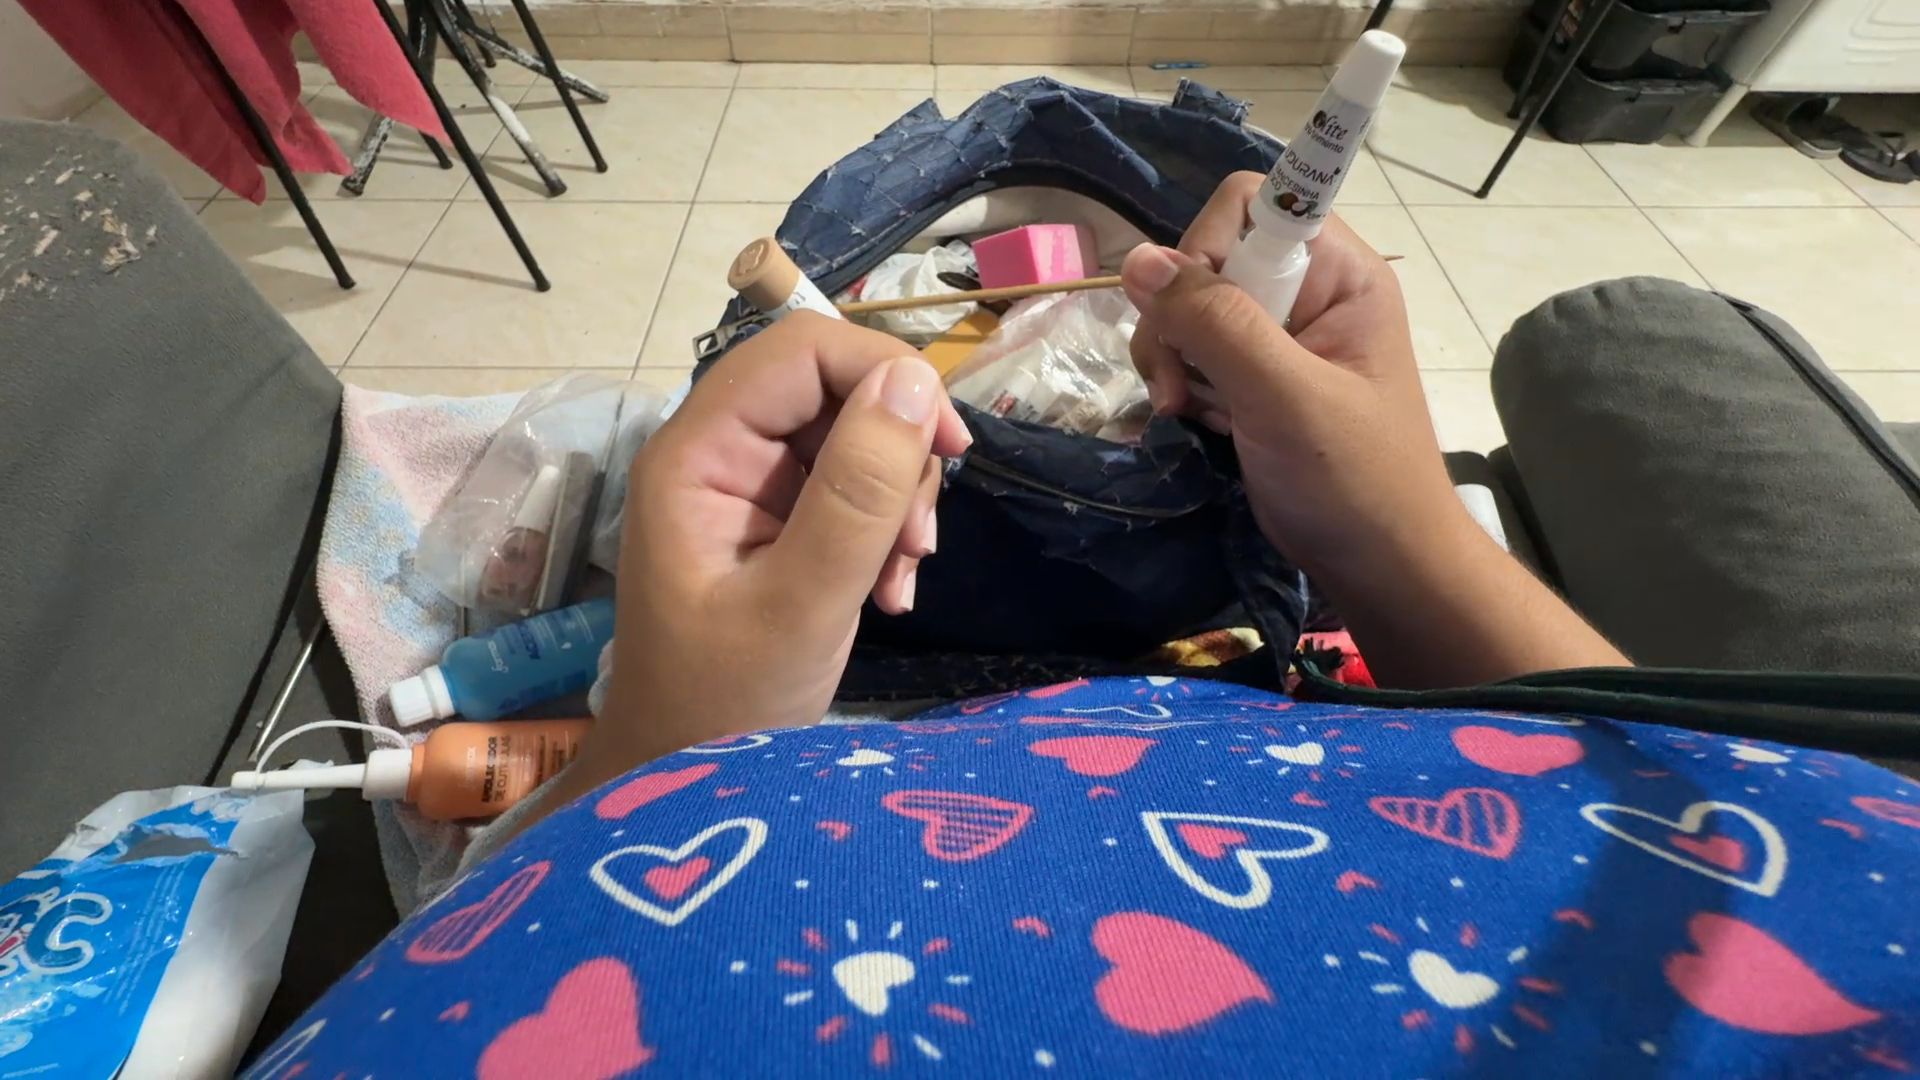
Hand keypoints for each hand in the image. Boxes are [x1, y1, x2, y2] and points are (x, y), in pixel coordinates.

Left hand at [580, 313, 970, 787]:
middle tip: (917, 541)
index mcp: (699, 453)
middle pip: (836, 393)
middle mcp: (724, 451)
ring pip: (857, 440)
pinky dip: (888, 529)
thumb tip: (913, 383)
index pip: (800, 353)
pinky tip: (891, 588)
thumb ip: (855, 494)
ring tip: (901, 575)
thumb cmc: (727, 701)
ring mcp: (754, 486)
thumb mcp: (801, 603)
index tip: (948, 445)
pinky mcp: (784, 518)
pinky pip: (855, 488)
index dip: (884, 373)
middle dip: (897, 457)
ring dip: (899, 500)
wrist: (693, 769)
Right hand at [1122, 173, 1626, 687]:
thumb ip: (1216, 324)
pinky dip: (1177, 386)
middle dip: (1175, 323)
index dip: (1204, 249)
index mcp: (1336, 275)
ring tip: (1181, 411)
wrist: (1375, 560)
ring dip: (1168, 360)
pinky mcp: (1247, 380)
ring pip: (1186, 313)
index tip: (1189, 318)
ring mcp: (1272, 340)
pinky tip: (1191, 420)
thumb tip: (1137, 260)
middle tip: (1175, 389)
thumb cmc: (1350, 480)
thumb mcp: (1284, 397)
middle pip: (1203, 263)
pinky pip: (1189, 356)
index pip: (1251, 206)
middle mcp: (1302, 294)